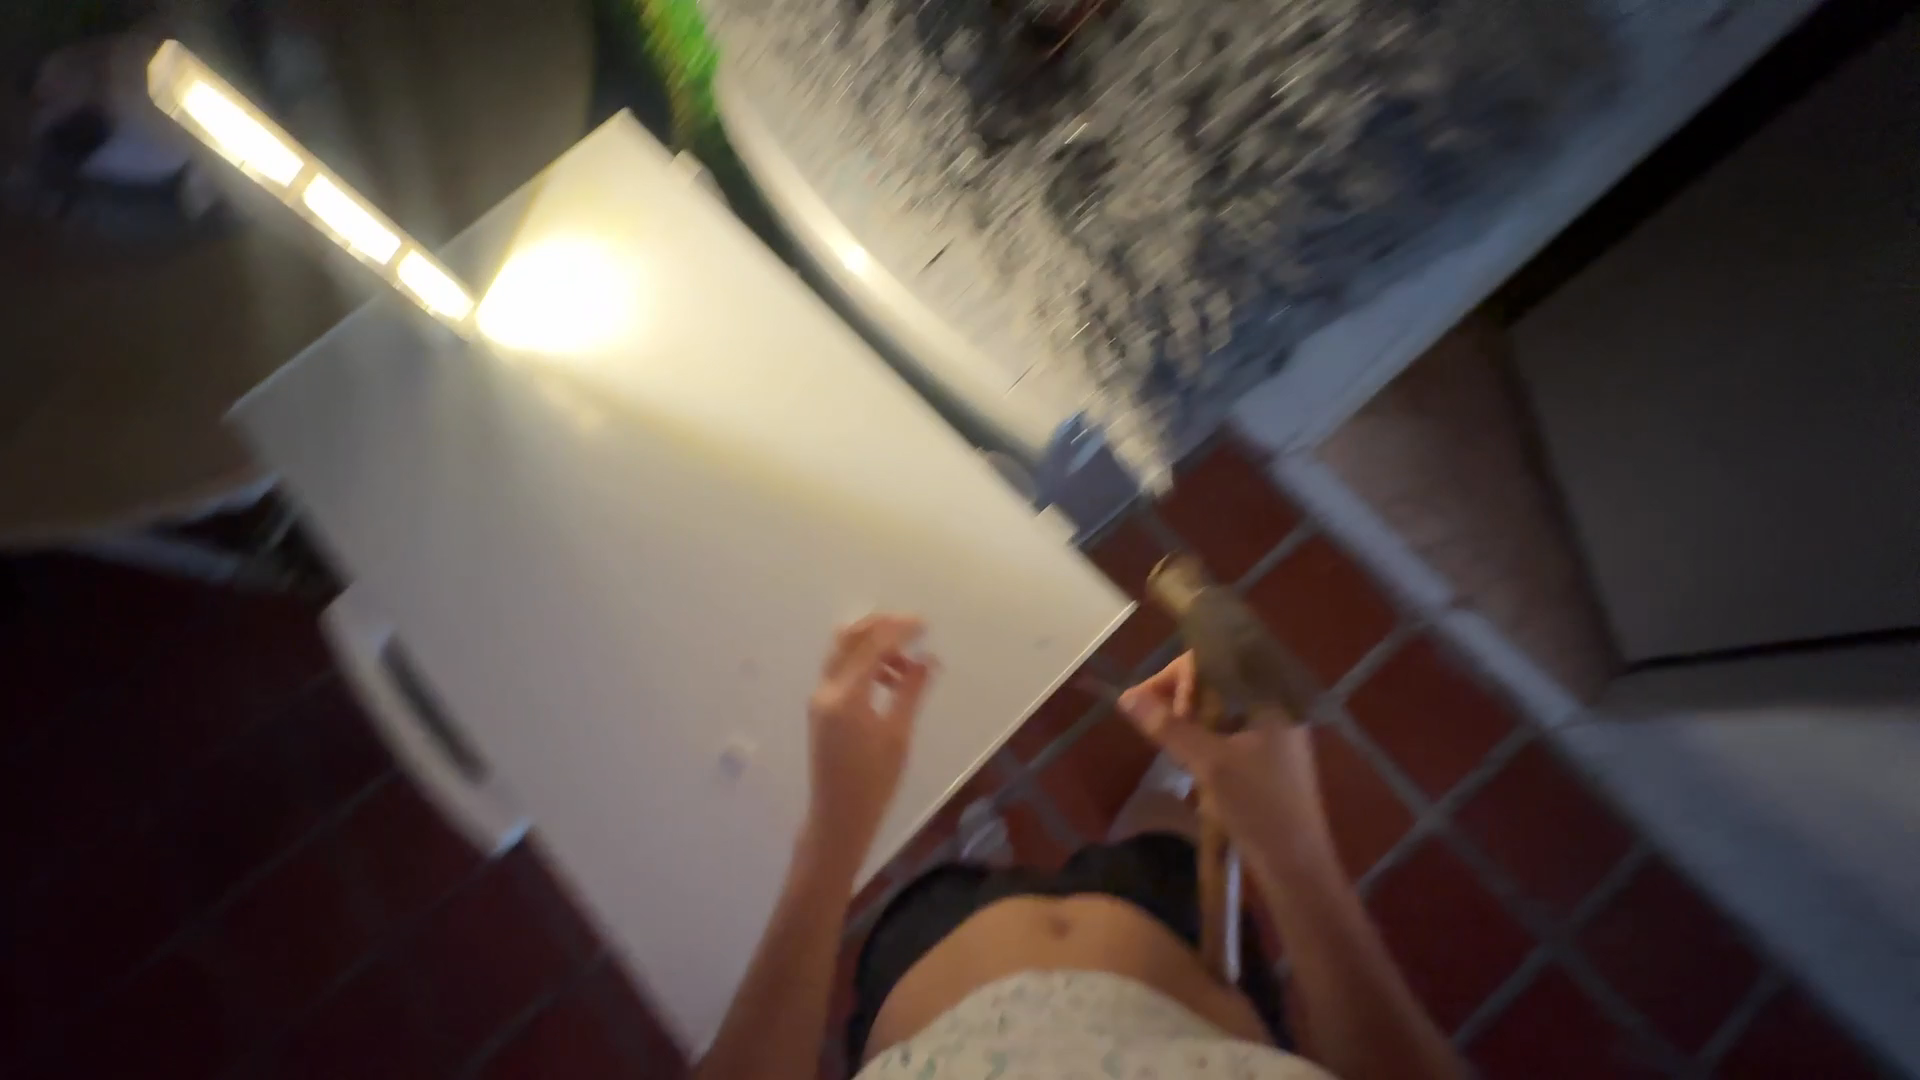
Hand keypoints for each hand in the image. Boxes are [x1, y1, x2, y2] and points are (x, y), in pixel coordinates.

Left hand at [805, 614, 937, 861]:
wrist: (838, 818)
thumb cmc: (873, 782)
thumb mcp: (898, 735)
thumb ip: (911, 691)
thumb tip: (928, 659)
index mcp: (846, 696)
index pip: (872, 645)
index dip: (899, 629)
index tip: (925, 625)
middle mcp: (826, 690)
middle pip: (849, 638)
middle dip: (881, 627)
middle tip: (912, 631)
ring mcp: (820, 698)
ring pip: (843, 652)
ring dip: (873, 647)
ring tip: (906, 667)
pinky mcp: (821, 708)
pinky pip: (841, 671)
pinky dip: (864, 664)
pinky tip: (889, 682)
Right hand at [1119, 652, 1336, 870]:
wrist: (1298, 869)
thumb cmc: (1260, 809)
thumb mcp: (1209, 764)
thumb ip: (1169, 726)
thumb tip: (1126, 696)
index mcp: (1270, 699)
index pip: (1216, 660)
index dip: (1177, 675)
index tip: (1149, 703)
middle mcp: (1273, 707)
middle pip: (1216, 681)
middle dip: (1179, 696)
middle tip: (1155, 725)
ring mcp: (1271, 733)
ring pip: (1218, 706)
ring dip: (1188, 717)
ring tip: (1168, 742)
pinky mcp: (1265, 756)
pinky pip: (1226, 729)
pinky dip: (1202, 734)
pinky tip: (1187, 755)